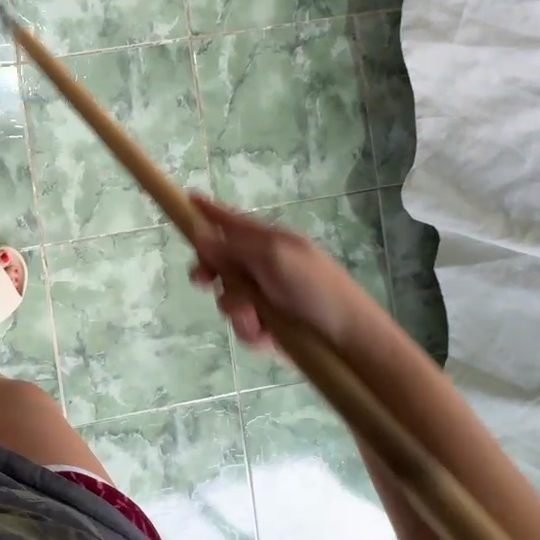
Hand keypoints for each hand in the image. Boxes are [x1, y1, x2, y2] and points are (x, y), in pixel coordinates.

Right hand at [187, 194, 389, 351]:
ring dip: (235, 308)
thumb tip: (199, 236)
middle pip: (221, 260)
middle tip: (201, 280)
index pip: (232, 220)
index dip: (209, 210)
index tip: (187, 198)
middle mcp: (265, 266)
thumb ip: (233, 246)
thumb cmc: (315, 288)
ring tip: (254, 319)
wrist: (352, 340)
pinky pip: (243, 323)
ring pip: (228, 295)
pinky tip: (264, 335)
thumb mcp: (273, 257)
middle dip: (211, 272)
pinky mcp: (271, 325)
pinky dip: (250, 329)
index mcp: (269, 242)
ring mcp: (268, 296)